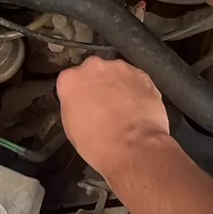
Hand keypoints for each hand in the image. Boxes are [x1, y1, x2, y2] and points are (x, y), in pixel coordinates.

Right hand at [55, 56, 171, 177]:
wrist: (134, 146)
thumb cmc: (99, 142)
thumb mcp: (71, 127)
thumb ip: (73, 105)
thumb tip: (82, 103)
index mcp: (71, 80)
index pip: (71, 81)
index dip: (78, 94)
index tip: (83, 104)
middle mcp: (94, 67)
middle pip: (94, 72)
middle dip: (98, 85)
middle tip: (103, 106)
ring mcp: (120, 69)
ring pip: (116, 74)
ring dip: (117, 86)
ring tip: (123, 109)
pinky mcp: (142, 75)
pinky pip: (135, 80)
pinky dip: (135, 90)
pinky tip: (136, 108)